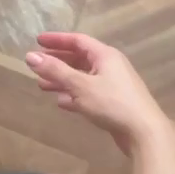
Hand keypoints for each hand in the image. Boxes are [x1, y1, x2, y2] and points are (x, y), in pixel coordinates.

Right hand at [26, 32, 174, 154]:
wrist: (145, 133)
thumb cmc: (112, 103)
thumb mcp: (79, 85)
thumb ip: (55, 70)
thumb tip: (29, 56)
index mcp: (105, 55)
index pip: (77, 40)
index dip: (56, 40)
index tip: (37, 41)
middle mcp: (110, 66)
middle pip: (79, 58)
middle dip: (57, 62)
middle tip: (37, 65)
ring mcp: (113, 85)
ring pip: (82, 77)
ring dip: (62, 80)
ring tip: (42, 85)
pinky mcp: (113, 102)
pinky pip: (89, 92)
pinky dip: (73, 94)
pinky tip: (61, 102)